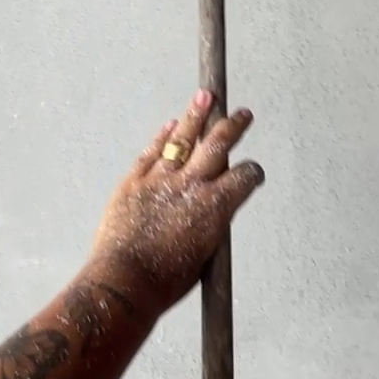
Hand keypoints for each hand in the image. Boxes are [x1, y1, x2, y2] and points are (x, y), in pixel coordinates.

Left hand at [89, 90, 265, 308]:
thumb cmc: (166, 281)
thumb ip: (212, 225)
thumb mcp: (205, 255)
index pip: (245, 176)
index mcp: (216, 206)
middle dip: (233, 126)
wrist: (125, 282)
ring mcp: (160, 179)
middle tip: (242, 114)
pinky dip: (161, 137)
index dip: (253, 173)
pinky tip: (169, 125)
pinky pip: (151, 152)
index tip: (253, 172)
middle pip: (218, 144)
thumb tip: (214, 213)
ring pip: (182, 138)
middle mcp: (191, 185)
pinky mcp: (133, 182)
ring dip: (196, 115)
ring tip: (205, 95)